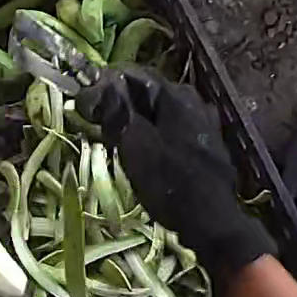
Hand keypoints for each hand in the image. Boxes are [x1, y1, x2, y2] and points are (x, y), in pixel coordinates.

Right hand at [77, 69, 275, 280]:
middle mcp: (194, 101)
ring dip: (138, 121)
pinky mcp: (208, 144)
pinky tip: (146, 153)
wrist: (211, 220)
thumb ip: (117, 111)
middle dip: (121, 105)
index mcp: (175, 95)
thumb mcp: (134, 145)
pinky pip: (173, 129)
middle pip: (147, 93)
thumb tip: (99, 86)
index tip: (86, 107)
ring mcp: (205, 123)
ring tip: (118, 140)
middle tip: (99, 124)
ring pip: (160, 112)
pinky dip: (155, 135)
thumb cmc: (168, 181)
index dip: (103, 87)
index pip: (131, 75)